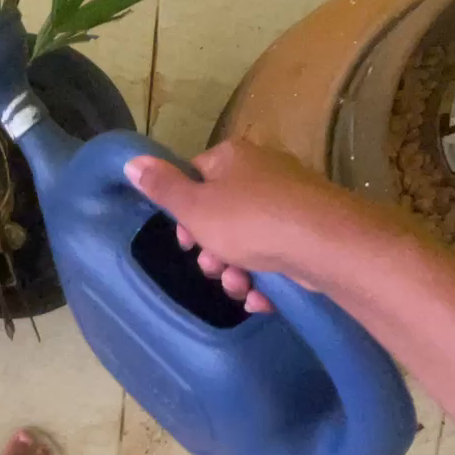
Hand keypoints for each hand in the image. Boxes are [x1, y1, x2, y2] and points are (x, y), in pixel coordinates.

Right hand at [125, 140, 411, 311]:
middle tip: (212, 266)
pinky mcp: (306, 232)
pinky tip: (261, 296)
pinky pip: (273, 256)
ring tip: (239, 285)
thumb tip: (131, 161)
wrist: (322, 244)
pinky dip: (263, 279)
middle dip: (211, 252)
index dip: (184, 213)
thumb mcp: (193, 208)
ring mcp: (288, 202)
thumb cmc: (249, 222)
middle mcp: (261, 172)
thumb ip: (162, 188)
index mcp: (232, 158)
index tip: (185, 241)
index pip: (194, 177)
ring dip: (234, 272)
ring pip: (245, 243)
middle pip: (219, 215)